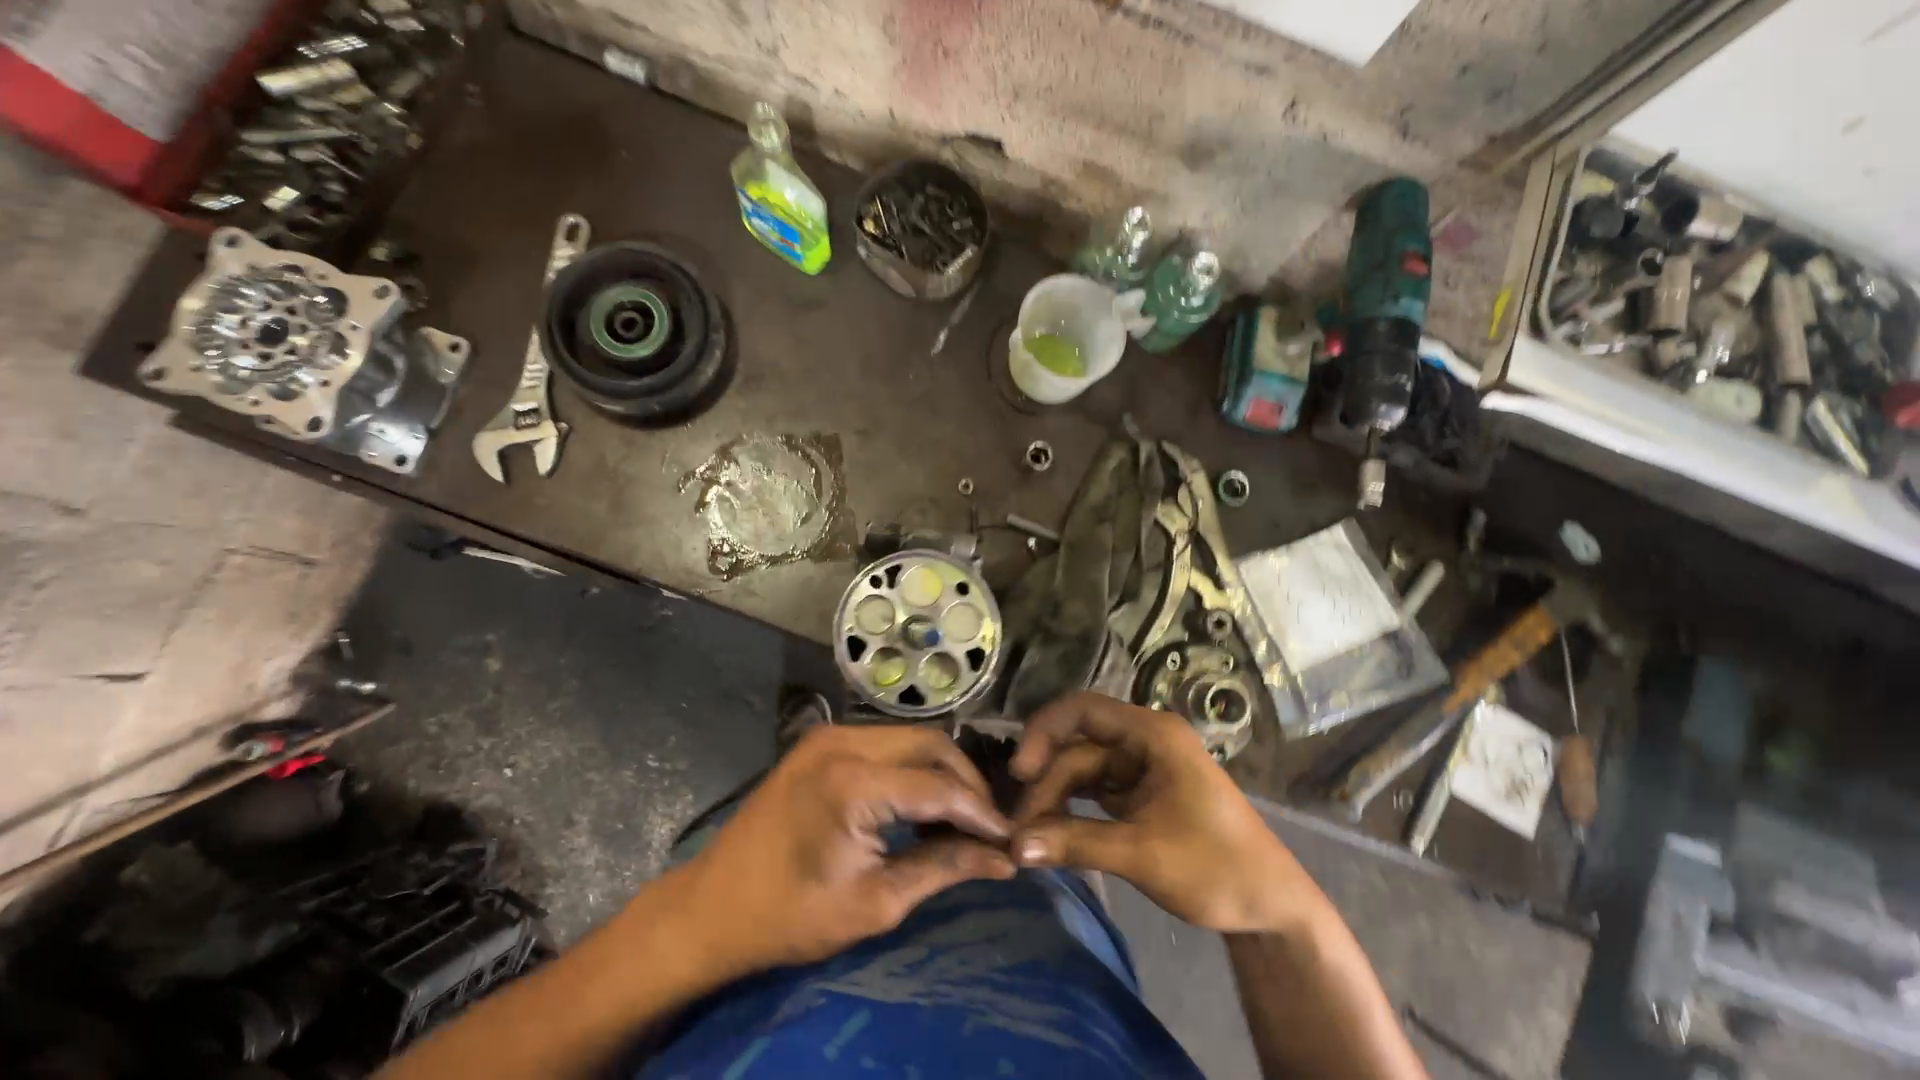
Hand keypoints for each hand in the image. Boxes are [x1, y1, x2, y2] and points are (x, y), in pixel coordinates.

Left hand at [669, 725, 1014, 975]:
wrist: (712, 908)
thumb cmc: (790, 916)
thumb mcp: (876, 902)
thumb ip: (943, 868)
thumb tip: (1004, 860)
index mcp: (853, 782)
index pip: (941, 788)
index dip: (982, 814)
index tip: (1013, 840)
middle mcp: (843, 742)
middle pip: (931, 745)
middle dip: (966, 785)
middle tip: (986, 829)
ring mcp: (828, 736)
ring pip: (910, 740)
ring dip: (940, 774)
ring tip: (957, 824)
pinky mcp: (819, 744)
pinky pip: (884, 745)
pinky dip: (911, 770)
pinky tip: (919, 809)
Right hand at [1010, 692, 1327, 933]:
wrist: (1270, 906)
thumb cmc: (1217, 868)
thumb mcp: (1143, 855)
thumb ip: (1076, 843)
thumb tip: (1013, 845)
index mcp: (1154, 736)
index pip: (1083, 710)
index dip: (1043, 733)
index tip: (1019, 773)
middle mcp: (1144, 744)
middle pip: (1077, 748)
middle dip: (1045, 783)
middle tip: (1017, 830)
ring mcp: (1141, 772)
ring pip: (1081, 773)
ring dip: (1054, 801)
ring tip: (1026, 838)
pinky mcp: (1138, 799)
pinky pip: (1092, 796)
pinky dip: (1070, 815)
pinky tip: (1049, 838)